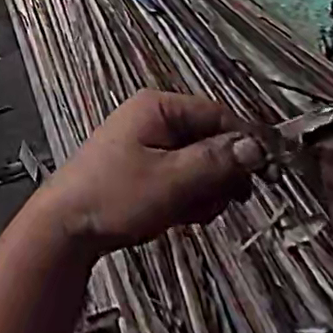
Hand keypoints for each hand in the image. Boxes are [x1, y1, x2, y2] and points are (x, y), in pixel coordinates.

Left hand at [33, 90, 264, 257]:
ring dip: (201, 193)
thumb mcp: (172, 179)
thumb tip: (256, 147)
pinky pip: (182, 179)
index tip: (264, 176)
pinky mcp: (145, 168)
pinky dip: (185, 199)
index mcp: (159, 107)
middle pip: (211, 142)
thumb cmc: (116, 195)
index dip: (243, 144)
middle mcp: (155, 118)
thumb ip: (216, 162)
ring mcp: (149, 143)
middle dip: (216, 176)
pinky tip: (173, 215)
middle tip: (207, 201)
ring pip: (200, 166)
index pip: (217, 115)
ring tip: (182, 211)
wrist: (67, 225)